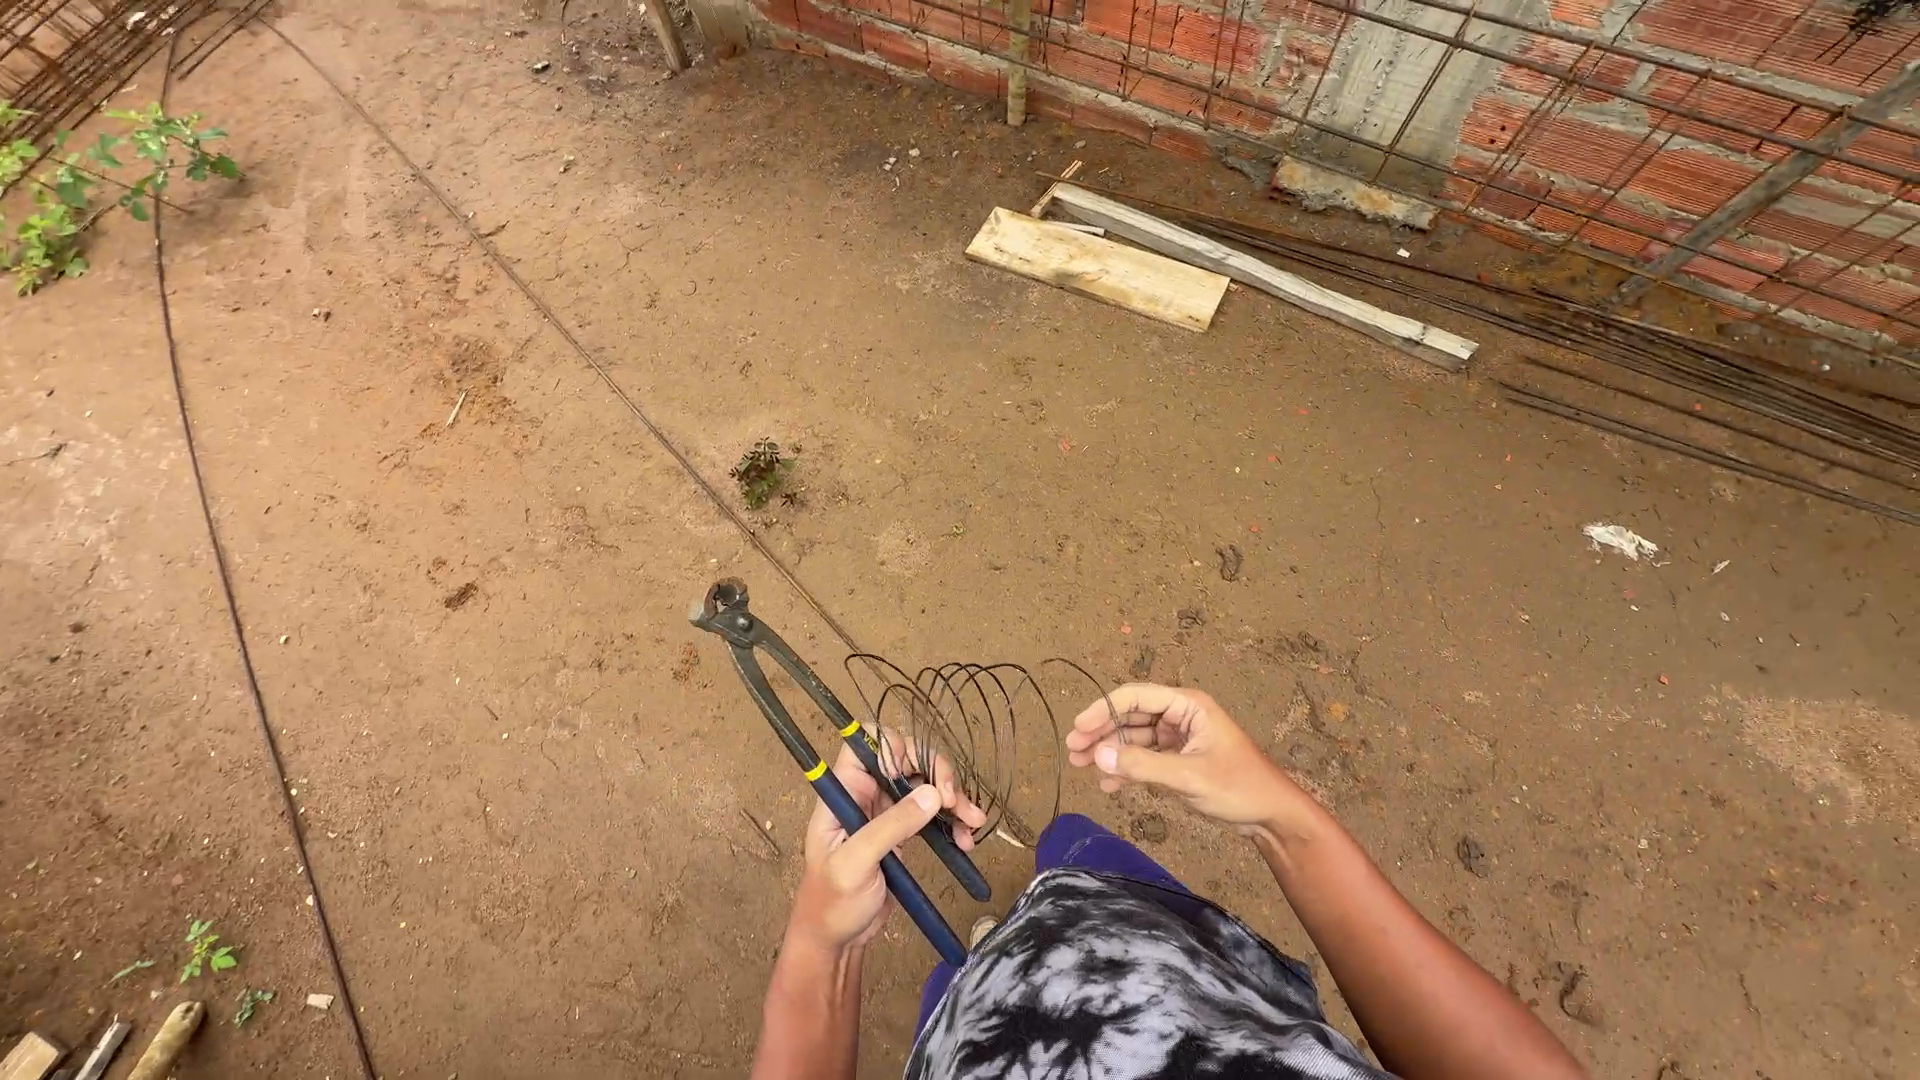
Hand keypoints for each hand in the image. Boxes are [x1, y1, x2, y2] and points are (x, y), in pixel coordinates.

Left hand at [788, 738, 987, 953]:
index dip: (894, 745)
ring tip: (973, 822)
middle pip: (908, 758)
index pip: (867, 742)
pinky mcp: (905, 831)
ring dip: (954, 798)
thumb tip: (932, 794)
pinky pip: (934, 812)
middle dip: (937, 772)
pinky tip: (966, 839)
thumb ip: (891, 827)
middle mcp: (867, 792)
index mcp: (845, 789)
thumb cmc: (831, 902)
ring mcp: (888, 811)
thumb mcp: (855, 864)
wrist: (838, 939)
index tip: (914, 772)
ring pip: (927, 784)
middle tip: (954, 800)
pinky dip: (953, 821)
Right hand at [1067, 684, 1322, 843]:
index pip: (1135, 697)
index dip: (1103, 709)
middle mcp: (1179, 716)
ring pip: (1133, 738)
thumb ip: (1142, 765)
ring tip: (1080, 765)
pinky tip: (1107, 783)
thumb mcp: (1189, 776)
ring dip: (1109, 751)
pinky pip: (1143, 758)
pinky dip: (1125, 768)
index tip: (1079, 728)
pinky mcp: (1177, 759)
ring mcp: (1178, 738)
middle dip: (1101, 732)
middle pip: (1130, 716)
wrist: (1272, 817)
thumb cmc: (1239, 788)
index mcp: (1187, 705)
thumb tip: (1098, 754)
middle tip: (1073, 750)